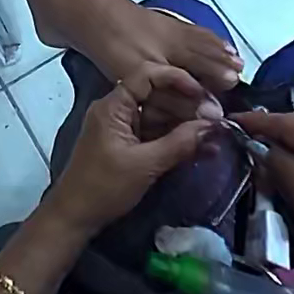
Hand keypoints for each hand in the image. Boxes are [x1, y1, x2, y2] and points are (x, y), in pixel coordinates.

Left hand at [44, 64, 217, 235]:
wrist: (74, 217)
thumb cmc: (104, 187)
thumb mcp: (145, 165)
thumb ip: (179, 143)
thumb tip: (213, 126)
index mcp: (113, 106)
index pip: (147, 75)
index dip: (177, 79)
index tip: (204, 93)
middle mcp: (117, 110)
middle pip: (157, 95)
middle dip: (188, 105)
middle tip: (219, 118)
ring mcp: (123, 127)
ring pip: (159, 115)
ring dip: (186, 124)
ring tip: (217, 134)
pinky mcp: (128, 144)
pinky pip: (156, 133)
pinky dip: (176, 139)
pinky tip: (202, 147)